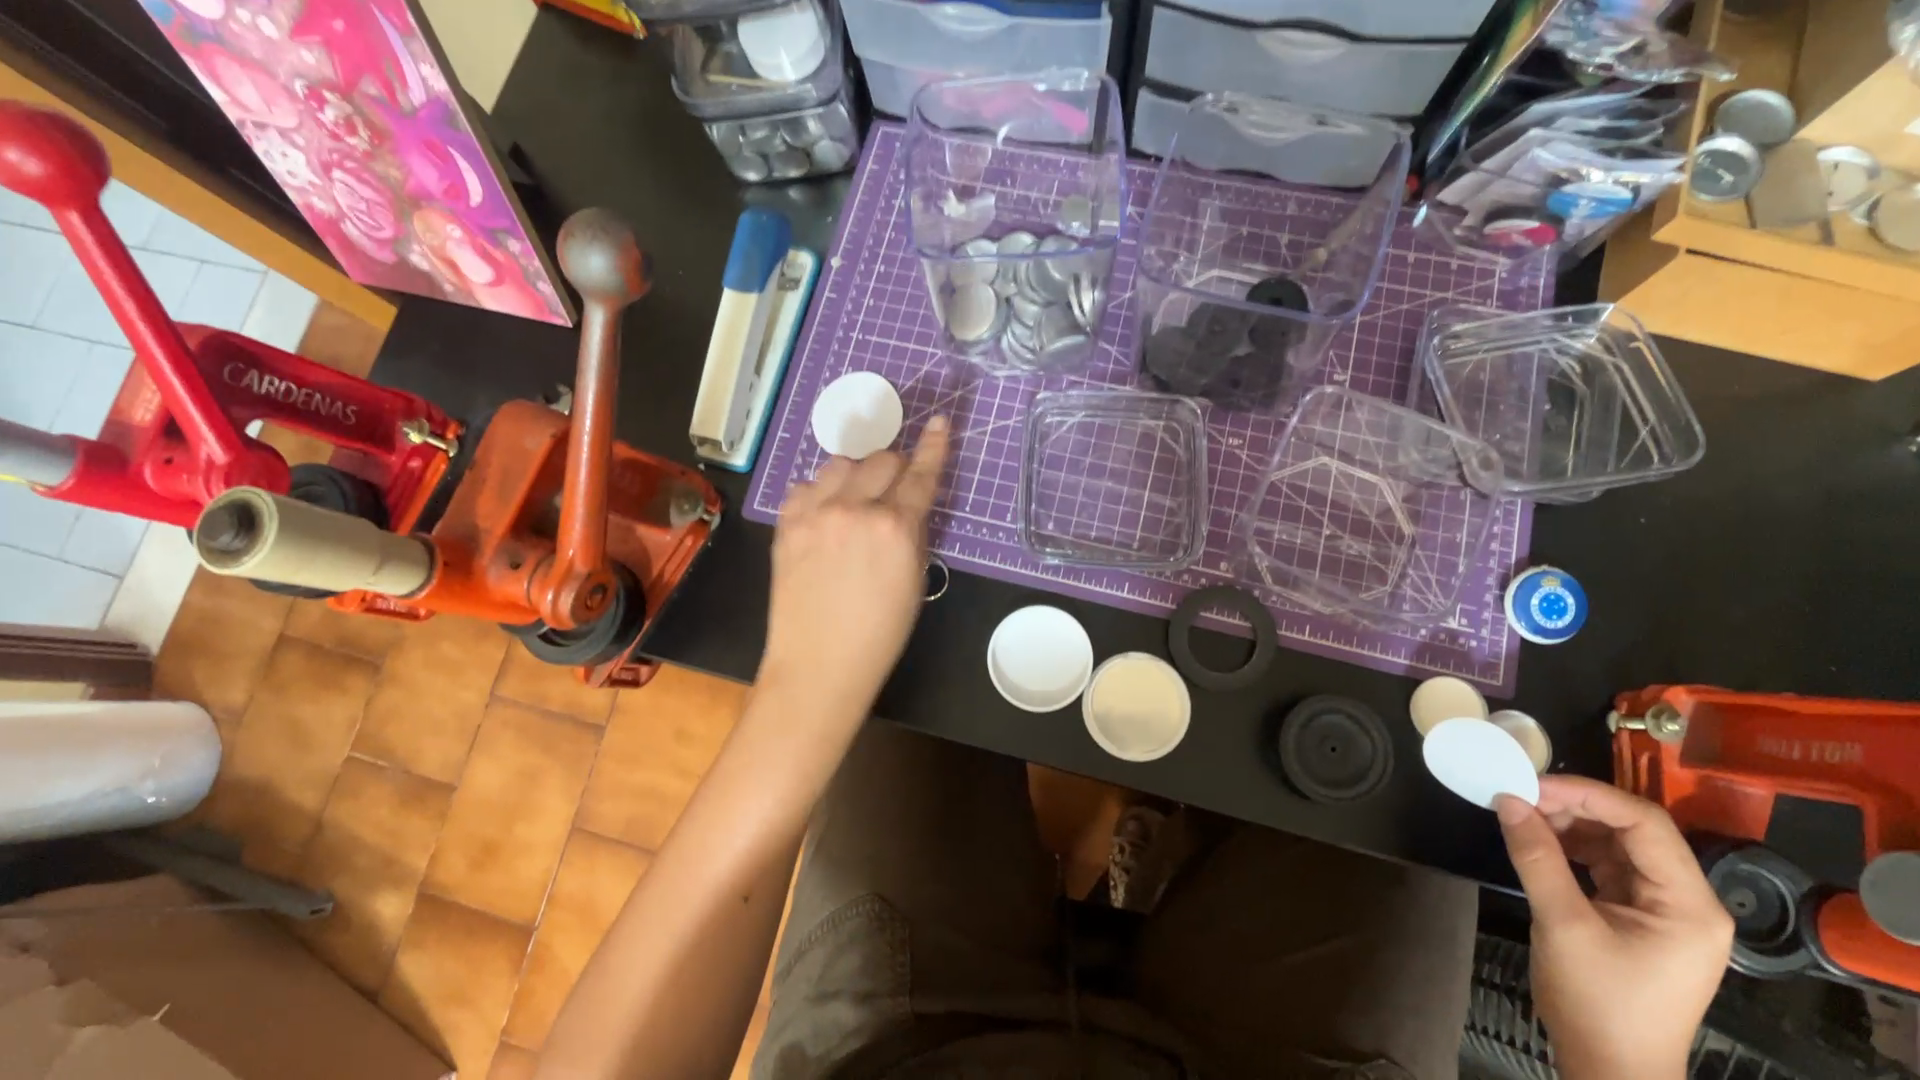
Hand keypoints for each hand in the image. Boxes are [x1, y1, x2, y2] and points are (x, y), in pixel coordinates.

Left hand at [761, 417, 950, 714]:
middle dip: (893, 470)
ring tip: (854, 503)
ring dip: (855, 476)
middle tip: (892, 493)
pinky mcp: (787, 524)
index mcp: (896, 528)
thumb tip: (908, 506)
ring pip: (842, 464)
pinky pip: (806, 486)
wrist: (819, 664)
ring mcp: (816, 513)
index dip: (934, 447)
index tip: (940, 423)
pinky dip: (820, 494)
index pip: (920, 474)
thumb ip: (914, 534)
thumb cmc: (880, 634)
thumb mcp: (915, 582)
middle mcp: (855, 510)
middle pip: (881, 460)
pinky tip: (824, 517)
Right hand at [1496, 777, 1732, 1079]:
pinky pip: (1609, 868)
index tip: (1532, 784)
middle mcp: (1688, 901)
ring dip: (1571, 826)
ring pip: (1619, 846)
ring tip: (1522, 815)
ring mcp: (1665, 911)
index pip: (1645, 823)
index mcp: (1689, 903)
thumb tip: (1508, 800)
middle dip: (1576, 808)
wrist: (1612, 1071)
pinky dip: (1573, 850)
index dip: (1588, 795)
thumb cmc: (1597, 1002)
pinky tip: (1539, 842)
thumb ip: (1537, 857)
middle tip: (1520, 796)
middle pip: (1634, 831)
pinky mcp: (1640, 919)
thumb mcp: (1562, 924)